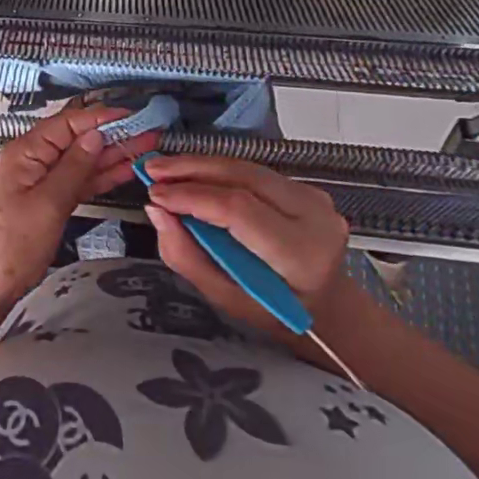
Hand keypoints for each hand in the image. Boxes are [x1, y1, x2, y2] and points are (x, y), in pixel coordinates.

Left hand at [0, 107, 160, 296]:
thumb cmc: (10, 245)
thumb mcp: (48, 203)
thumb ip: (74, 167)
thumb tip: (95, 137)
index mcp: (26, 153)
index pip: (68, 123)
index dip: (101, 118)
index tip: (129, 116)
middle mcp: (34, 160)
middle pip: (79, 139)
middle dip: (113, 134)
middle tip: (146, 131)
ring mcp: (45, 180)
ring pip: (84, 159)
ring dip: (114, 153)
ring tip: (145, 146)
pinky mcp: (54, 198)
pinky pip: (82, 179)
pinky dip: (104, 175)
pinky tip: (126, 169)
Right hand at [141, 155, 351, 335]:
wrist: (327, 307)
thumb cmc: (276, 313)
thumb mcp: (226, 299)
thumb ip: (187, 256)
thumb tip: (156, 212)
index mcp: (301, 253)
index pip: (239, 209)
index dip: (192, 196)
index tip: (154, 194)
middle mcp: (315, 216)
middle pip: (243, 177)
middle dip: (191, 170)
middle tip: (151, 170)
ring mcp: (315, 197)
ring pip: (247, 168)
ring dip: (201, 165)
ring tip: (163, 169)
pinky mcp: (306, 188)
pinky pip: (253, 172)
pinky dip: (218, 171)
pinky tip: (191, 174)